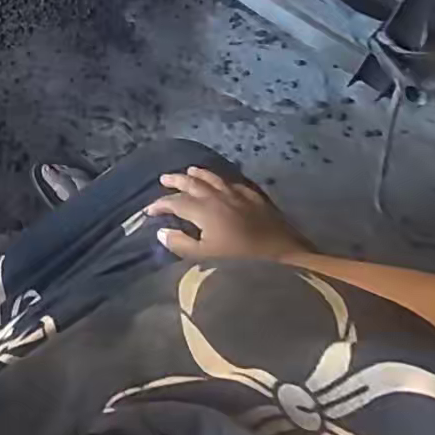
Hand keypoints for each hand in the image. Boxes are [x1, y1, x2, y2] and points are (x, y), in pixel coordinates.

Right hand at [144, 167, 312, 261]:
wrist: (285, 260)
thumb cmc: (242, 263)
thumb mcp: (206, 258)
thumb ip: (181, 244)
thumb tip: (162, 230)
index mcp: (204, 210)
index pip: (175, 202)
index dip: (160, 204)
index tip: (149, 210)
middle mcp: (218, 196)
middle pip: (192, 182)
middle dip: (176, 180)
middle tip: (164, 179)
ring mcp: (239, 195)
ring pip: (213, 177)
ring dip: (198, 173)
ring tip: (189, 170)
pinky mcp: (256, 199)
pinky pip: (234, 183)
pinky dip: (222, 180)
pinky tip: (223, 183)